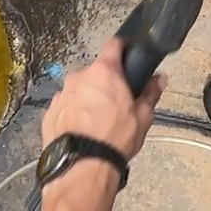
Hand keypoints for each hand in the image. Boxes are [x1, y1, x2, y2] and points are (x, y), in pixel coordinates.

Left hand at [41, 39, 165, 159]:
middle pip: (96, 71)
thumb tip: (160, 79)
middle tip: (118, 102)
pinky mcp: (50, 112)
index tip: (127, 52)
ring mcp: (62, 94)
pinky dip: (74, 113)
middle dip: (106, 82)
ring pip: (79, 90)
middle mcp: (80, 78)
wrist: (82, 165)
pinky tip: (84, 130)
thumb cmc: (113, 139)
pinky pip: (66, 106)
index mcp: (105, 73)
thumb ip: (151, 93)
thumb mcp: (143, 116)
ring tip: (99, 121)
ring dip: (88, 98)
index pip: (114, 45)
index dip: (122, 47)